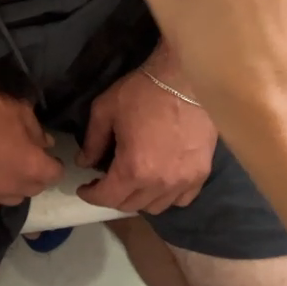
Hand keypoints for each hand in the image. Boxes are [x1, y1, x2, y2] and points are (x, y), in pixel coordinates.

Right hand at [0, 82, 64, 210]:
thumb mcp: (19, 110)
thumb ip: (37, 131)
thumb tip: (46, 144)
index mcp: (33, 166)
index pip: (55, 173)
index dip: (52, 162)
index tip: (44, 153)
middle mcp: (16, 188)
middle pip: (35, 188)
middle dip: (34, 174)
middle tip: (22, 156)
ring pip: (13, 197)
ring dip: (13, 185)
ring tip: (2, 168)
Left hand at [74, 64, 215, 214]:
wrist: (185, 79)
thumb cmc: (142, 92)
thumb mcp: (105, 110)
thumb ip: (93, 141)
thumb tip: (84, 163)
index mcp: (134, 168)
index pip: (108, 197)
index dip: (91, 195)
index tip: (83, 188)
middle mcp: (161, 183)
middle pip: (131, 205)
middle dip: (112, 196)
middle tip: (103, 181)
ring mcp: (185, 181)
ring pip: (156, 207)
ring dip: (139, 199)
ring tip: (130, 181)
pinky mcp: (202, 174)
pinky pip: (181, 199)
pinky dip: (166, 196)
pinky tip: (157, 180)